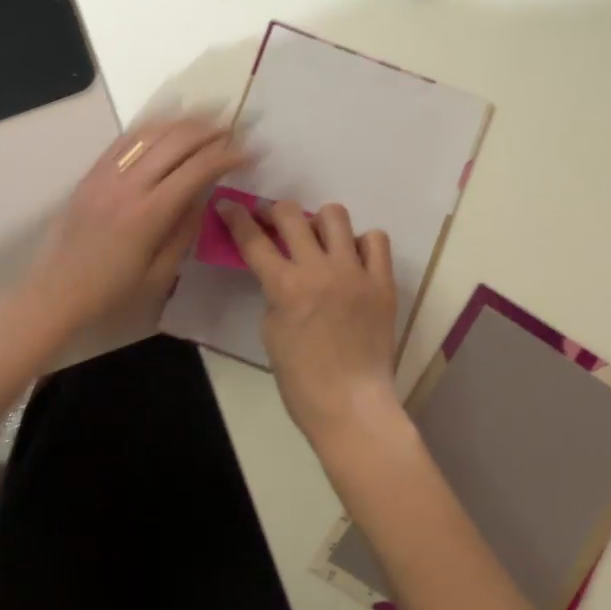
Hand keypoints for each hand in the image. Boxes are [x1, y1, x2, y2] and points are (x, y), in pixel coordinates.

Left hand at [25, 116, 247, 332]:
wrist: (56, 291)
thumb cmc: (111, 292)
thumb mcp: (160, 275)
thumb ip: (185, 231)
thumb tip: (204, 195)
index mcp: (149, 214)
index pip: (198, 169)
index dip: (228, 154)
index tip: (251, 151)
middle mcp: (128, 184)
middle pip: (177, 141)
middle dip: (212, 129)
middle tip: (237, 126)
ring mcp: (107, 173)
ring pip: (151, 131)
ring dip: (184, 120)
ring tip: (210, 114)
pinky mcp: (93, 172)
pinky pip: (126, 138)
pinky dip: (152, 124)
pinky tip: (169, 119)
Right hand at [217, 200, 402, 448]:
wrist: (352, 405)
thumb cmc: (301, 380)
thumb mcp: (272, 331)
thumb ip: (275, 294)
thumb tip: (283, 273)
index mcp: (285, 286)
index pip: (253, 239)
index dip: (235, 216)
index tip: (228, 204)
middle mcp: (319, 270)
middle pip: (291, 214)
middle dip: (274, 210)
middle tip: (271, 220)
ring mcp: (355, 273)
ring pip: (335, 216)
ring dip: (319, 222)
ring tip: (318, 240)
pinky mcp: (382, 283)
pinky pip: (375, 241)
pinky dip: (361, 244)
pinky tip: (353, 259)